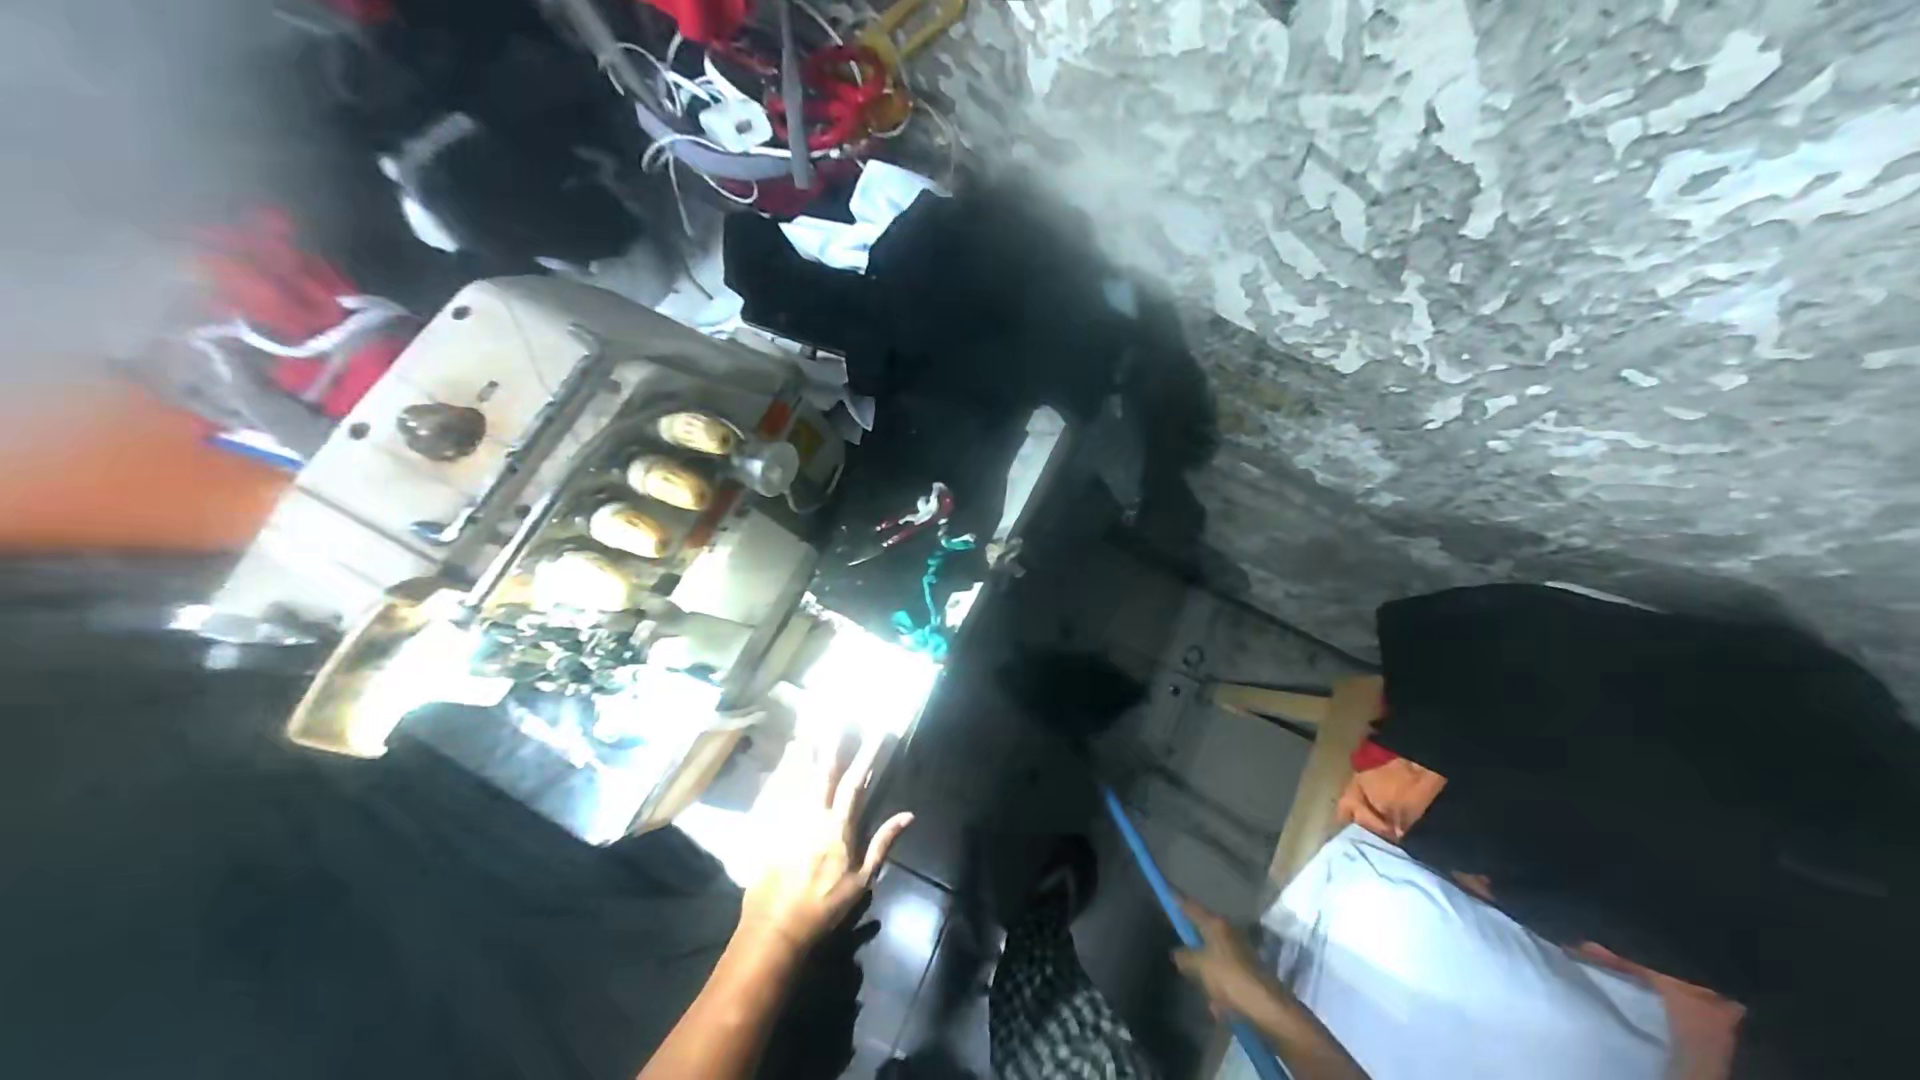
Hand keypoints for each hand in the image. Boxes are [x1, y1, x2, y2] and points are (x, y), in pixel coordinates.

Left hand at [736, 732, 913, 956]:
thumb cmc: (824, 907)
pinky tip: (787, 758)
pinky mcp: (772, 827)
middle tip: (840, 715)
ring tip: (811, 725)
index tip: (879, 732)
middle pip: (824, 770)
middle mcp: (812, 814)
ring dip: (808, 750)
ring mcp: (789, 818)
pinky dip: (786, 772)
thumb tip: (908, 815)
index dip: (868, 755)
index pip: (856, 782)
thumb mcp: (862, 880)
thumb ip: (883, 843)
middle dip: (835, 741)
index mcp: (838, 827)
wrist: (774, 928)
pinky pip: (781, 791)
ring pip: (799, 776)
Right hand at [1172, 899, 1294, 1021]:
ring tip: (1198, 984)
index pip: (1191, 906)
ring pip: (1213, 956)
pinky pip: (1224, 977)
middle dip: (1191, 942)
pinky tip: (1217, 1005)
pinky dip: (1219, 988)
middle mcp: (1229, 933)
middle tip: (1178, 947)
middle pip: (1203, 930)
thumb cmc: (1230, 977)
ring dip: (1205, 970)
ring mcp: (1239, 952)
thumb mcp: (1200, 965)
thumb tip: (1177, 953)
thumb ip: (1184, 956)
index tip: (1165, 890)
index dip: (1177, 899)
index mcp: (1216, 924)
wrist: (1268, 1007)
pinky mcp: (1246, 972)